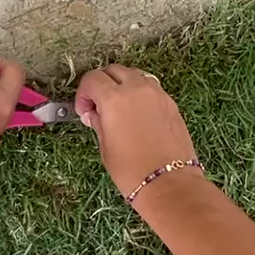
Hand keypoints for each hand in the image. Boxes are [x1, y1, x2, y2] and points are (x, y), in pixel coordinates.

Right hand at [73, 64, 199, 195]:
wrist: (169, 183)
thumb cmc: (132, 170)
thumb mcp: (106, 146)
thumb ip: (99, 122)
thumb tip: (95, 114)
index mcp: (114, 98)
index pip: (92, 79)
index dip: (83, 94)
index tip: (84, 110)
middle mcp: (137, 89)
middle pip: (113, 70)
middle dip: (102, 84)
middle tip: (98, 106)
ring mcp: (157, 94)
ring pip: (134, 75)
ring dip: (122, 85)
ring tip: (119, 109)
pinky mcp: (170, 103)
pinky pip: (151, 87)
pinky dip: (140, 93)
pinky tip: (137, 114)